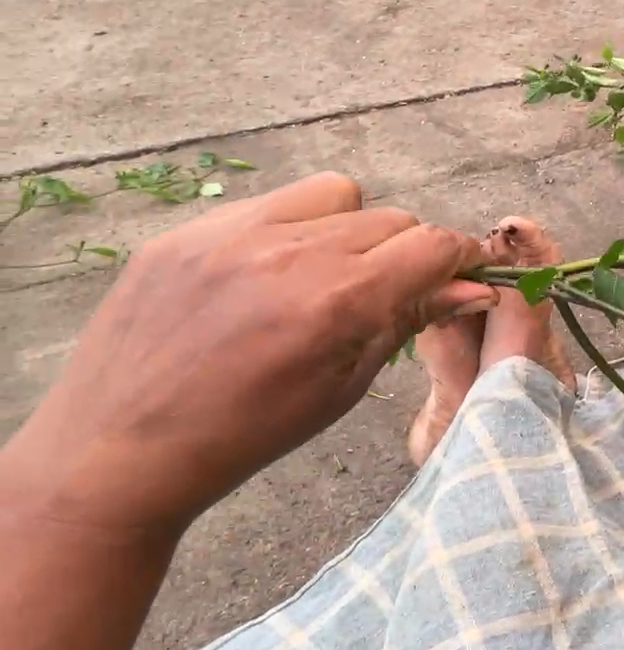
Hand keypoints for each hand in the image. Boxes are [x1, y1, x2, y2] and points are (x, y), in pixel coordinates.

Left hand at [0, 173, 496, 538]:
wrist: (119, 453)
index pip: (436, 244)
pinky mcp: (189, 233)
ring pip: (341, 196)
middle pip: (396, 219)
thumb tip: (478, 288)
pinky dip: (298, 224)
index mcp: (340, 300)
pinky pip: (276, 201)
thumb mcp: (351, 381)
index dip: (463, 257)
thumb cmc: (253, 429)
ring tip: (331, 269)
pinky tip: (276, 268)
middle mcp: (293, 254)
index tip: (466, 272)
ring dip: (357, 227)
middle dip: (410, 250)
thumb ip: (414, 318)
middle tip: (391, 287)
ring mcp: (233, 236)